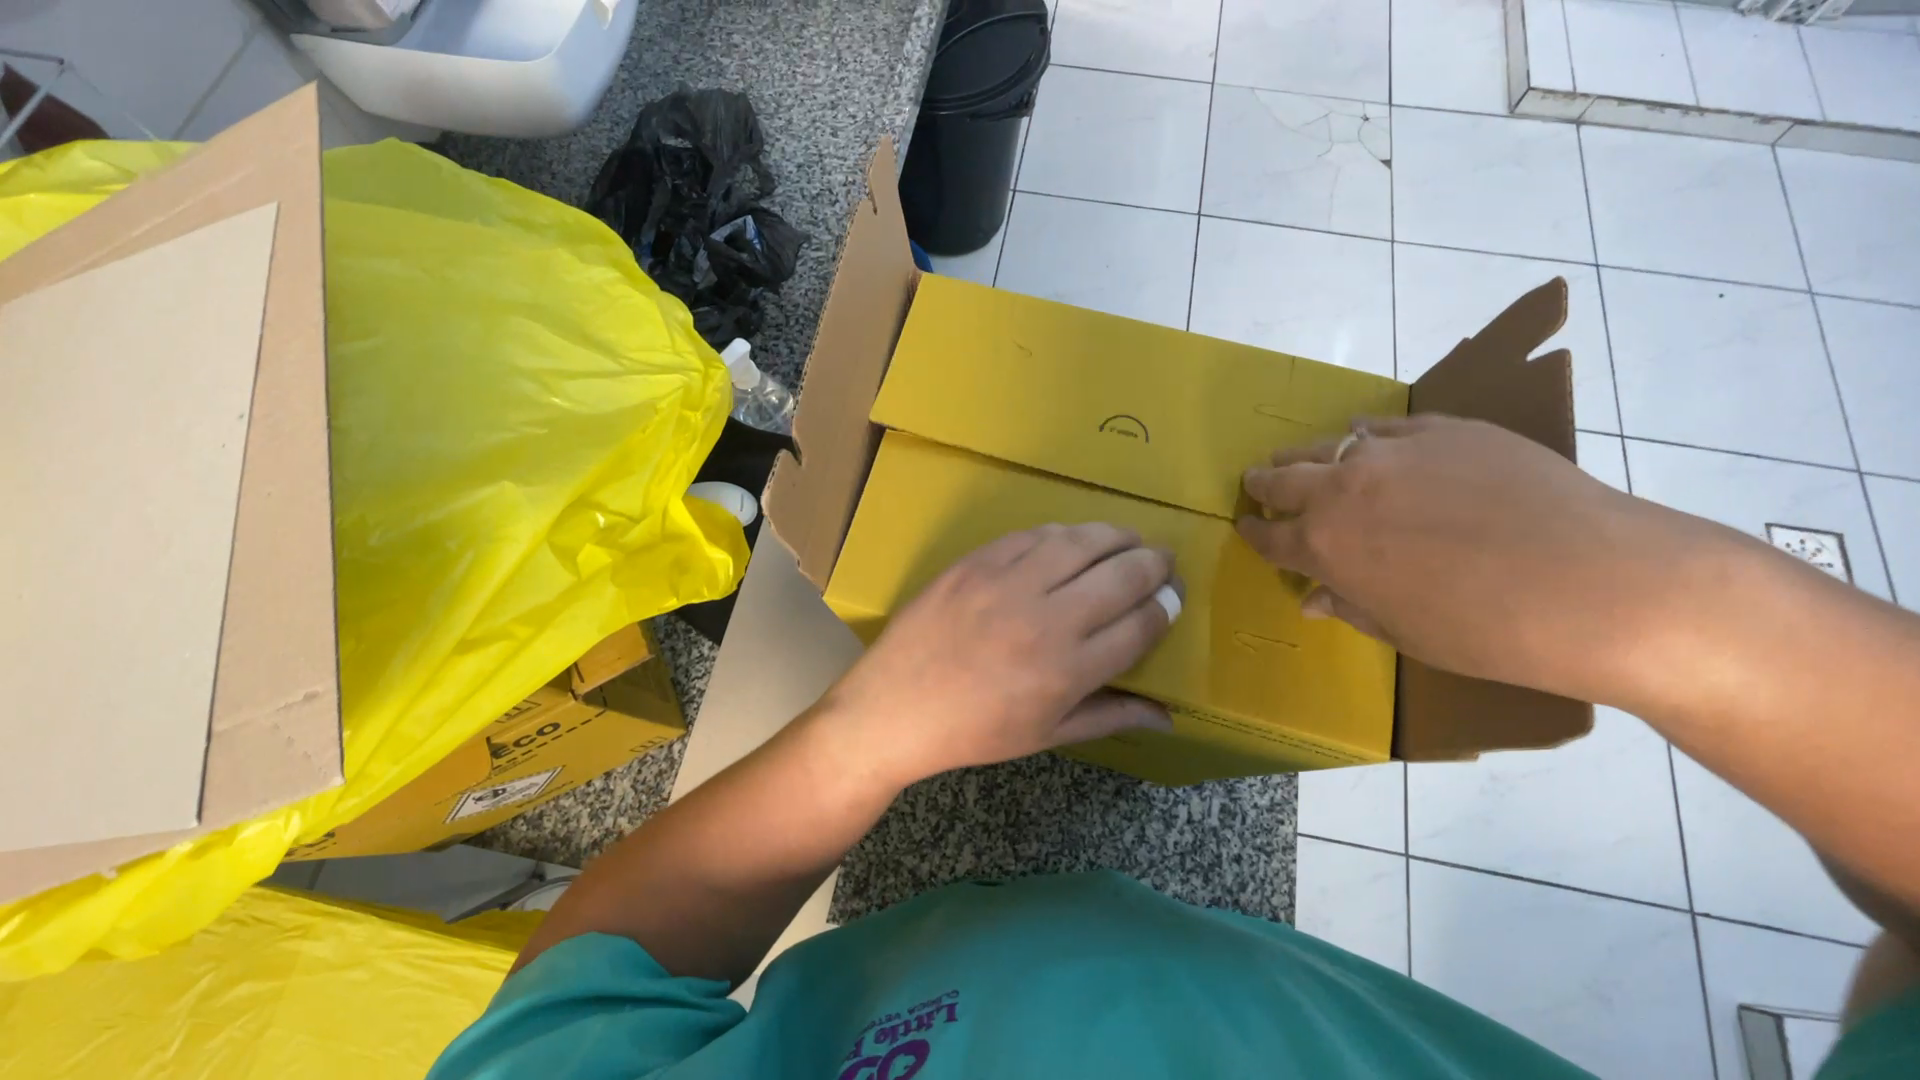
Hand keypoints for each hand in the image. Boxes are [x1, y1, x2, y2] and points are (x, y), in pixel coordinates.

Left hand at [822, 524, 1179, 786]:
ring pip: (1082, 542)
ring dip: (1116, 537)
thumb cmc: (975, 731)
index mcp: (1069, 671)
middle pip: (1123, 576)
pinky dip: (1064, 534)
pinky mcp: (977, 562)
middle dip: (1155, 565)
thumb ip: (1111, 716)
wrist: (896, 708)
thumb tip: (1168, 715)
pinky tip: (1074, 539)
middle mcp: (1047, 620)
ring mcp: (1009, 585)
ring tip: (1129, 540)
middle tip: (1163, 562)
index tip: (1173, 599)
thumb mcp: (1048, 735)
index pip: (1141, 625)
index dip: (1166, 606)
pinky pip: (1034, 535)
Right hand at [1235, 414, 1751, 705]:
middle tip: (1259, 483)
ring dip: (1309, 454)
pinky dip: (1370, 433)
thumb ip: (1352, 607)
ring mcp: (1397, 451)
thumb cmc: (1490, 632)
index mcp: (1327, 547)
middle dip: (1266, 483)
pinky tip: (1371, 438)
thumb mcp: (1408, 633)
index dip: (1254, 534)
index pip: (1271, 536)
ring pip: (1331, 443)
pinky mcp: (1448, 429)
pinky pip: (1390, 424)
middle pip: (1286, 477)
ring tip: (1307, 459)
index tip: (1246, 529)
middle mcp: (1346, 489)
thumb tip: (1314, 599)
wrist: (1597, 584)